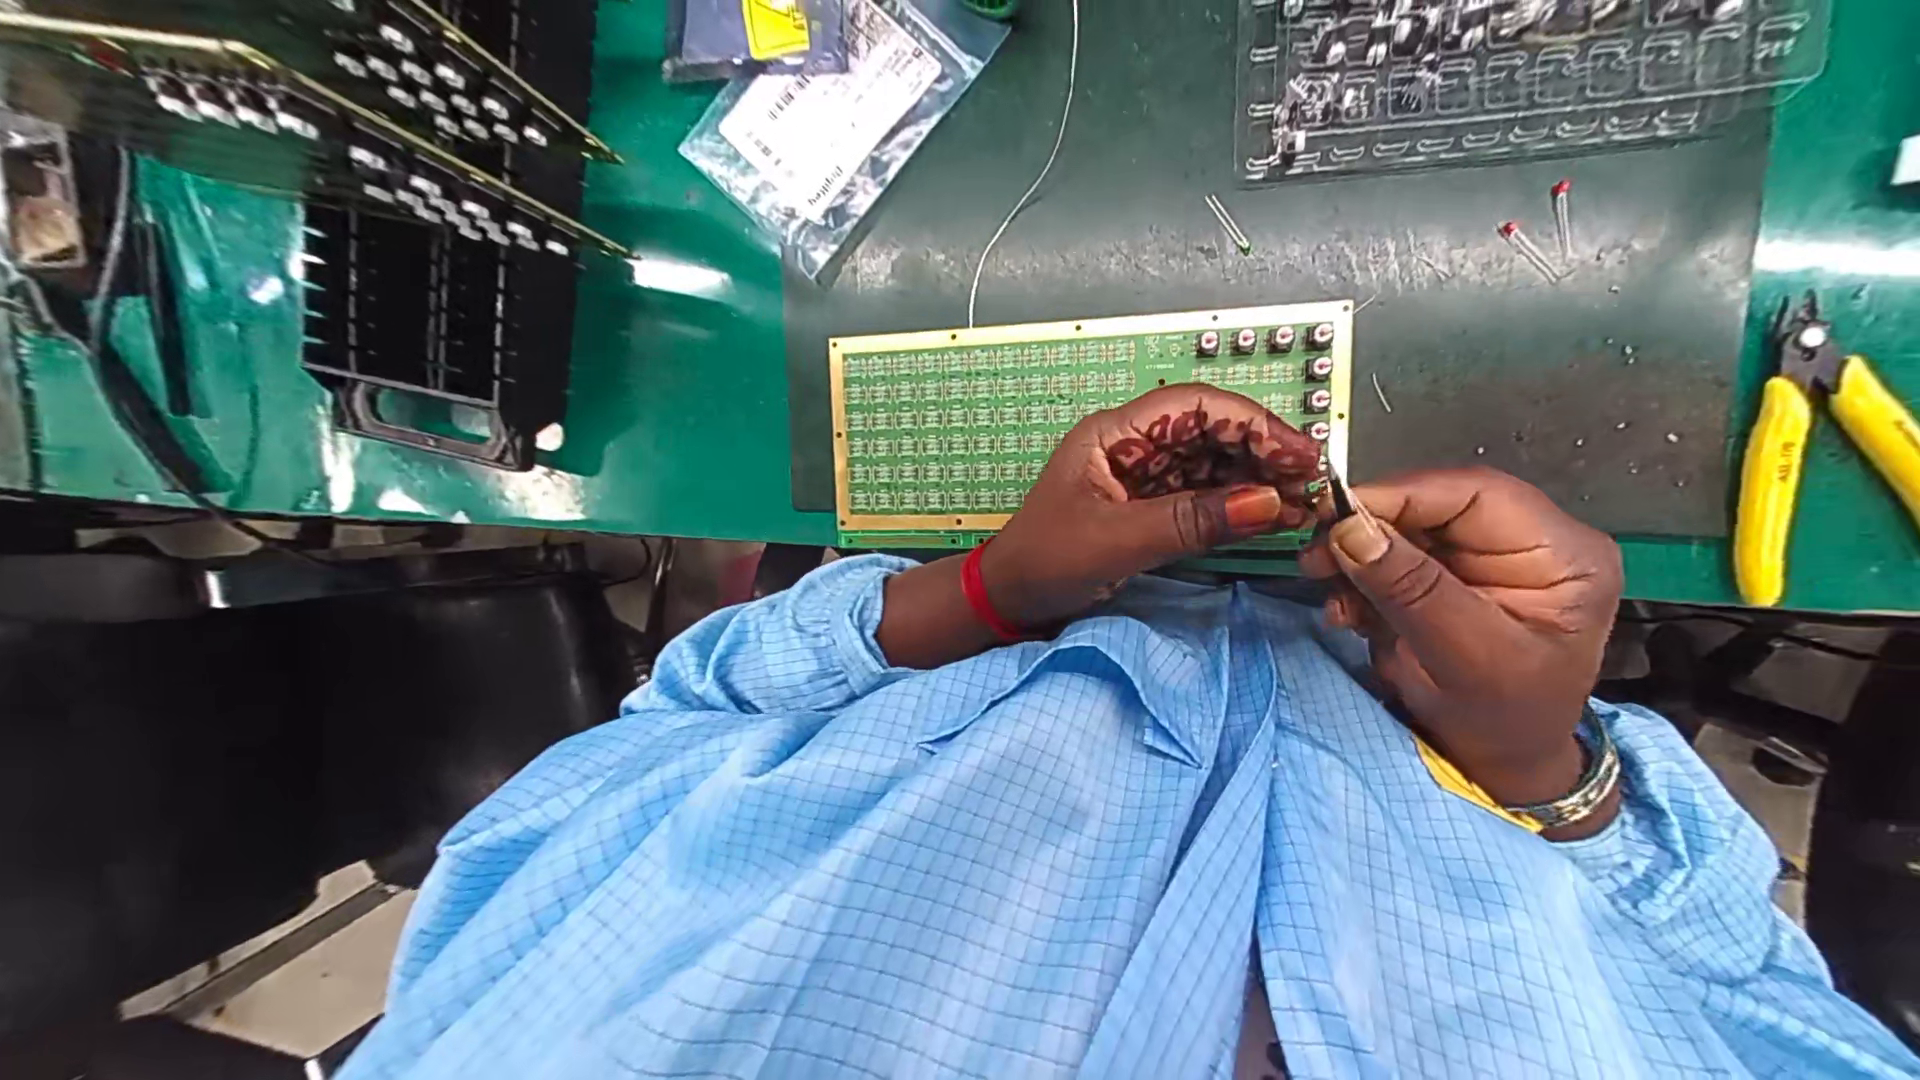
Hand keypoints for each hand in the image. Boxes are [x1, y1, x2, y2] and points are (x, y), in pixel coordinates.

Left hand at [877, 385, 1324, 669]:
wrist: (1012, 598)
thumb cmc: (1046, 561)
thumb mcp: (1116, 540)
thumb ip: (1190, 521)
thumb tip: (1269, 503)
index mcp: (1112, 435)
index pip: (1191, 406)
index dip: (1249, 421)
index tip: (1295, 452)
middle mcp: (1130, 447)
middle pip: (1207, 431)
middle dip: (1259, 451)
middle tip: (1306, 482)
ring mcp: (1140, 476)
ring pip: (1208, 463)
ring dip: (1252, 479)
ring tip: (1297, 503)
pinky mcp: (1147, 507)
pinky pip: (1199, 495)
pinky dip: (1233, 505)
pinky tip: (1266, 516)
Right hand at [1298, 467, 1623, 824]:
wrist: (1491, 757)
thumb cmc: (1500, 715)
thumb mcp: (1462, 655)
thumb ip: (1410, 588)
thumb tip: (1349, 529)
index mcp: (1558, 554)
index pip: (1474, 493)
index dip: (1401, 495)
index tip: (1335, 517)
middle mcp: (1518, 543)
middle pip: (1429, 506)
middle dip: (1366, 530)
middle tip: (1316, 557)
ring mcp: (1475, 558)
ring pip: (1397, 528)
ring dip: (1352, 556)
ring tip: (1324, 586)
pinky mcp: (1438, 575)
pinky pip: (1384, 556)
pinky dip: (1353, 578)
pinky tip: (1345, 610)